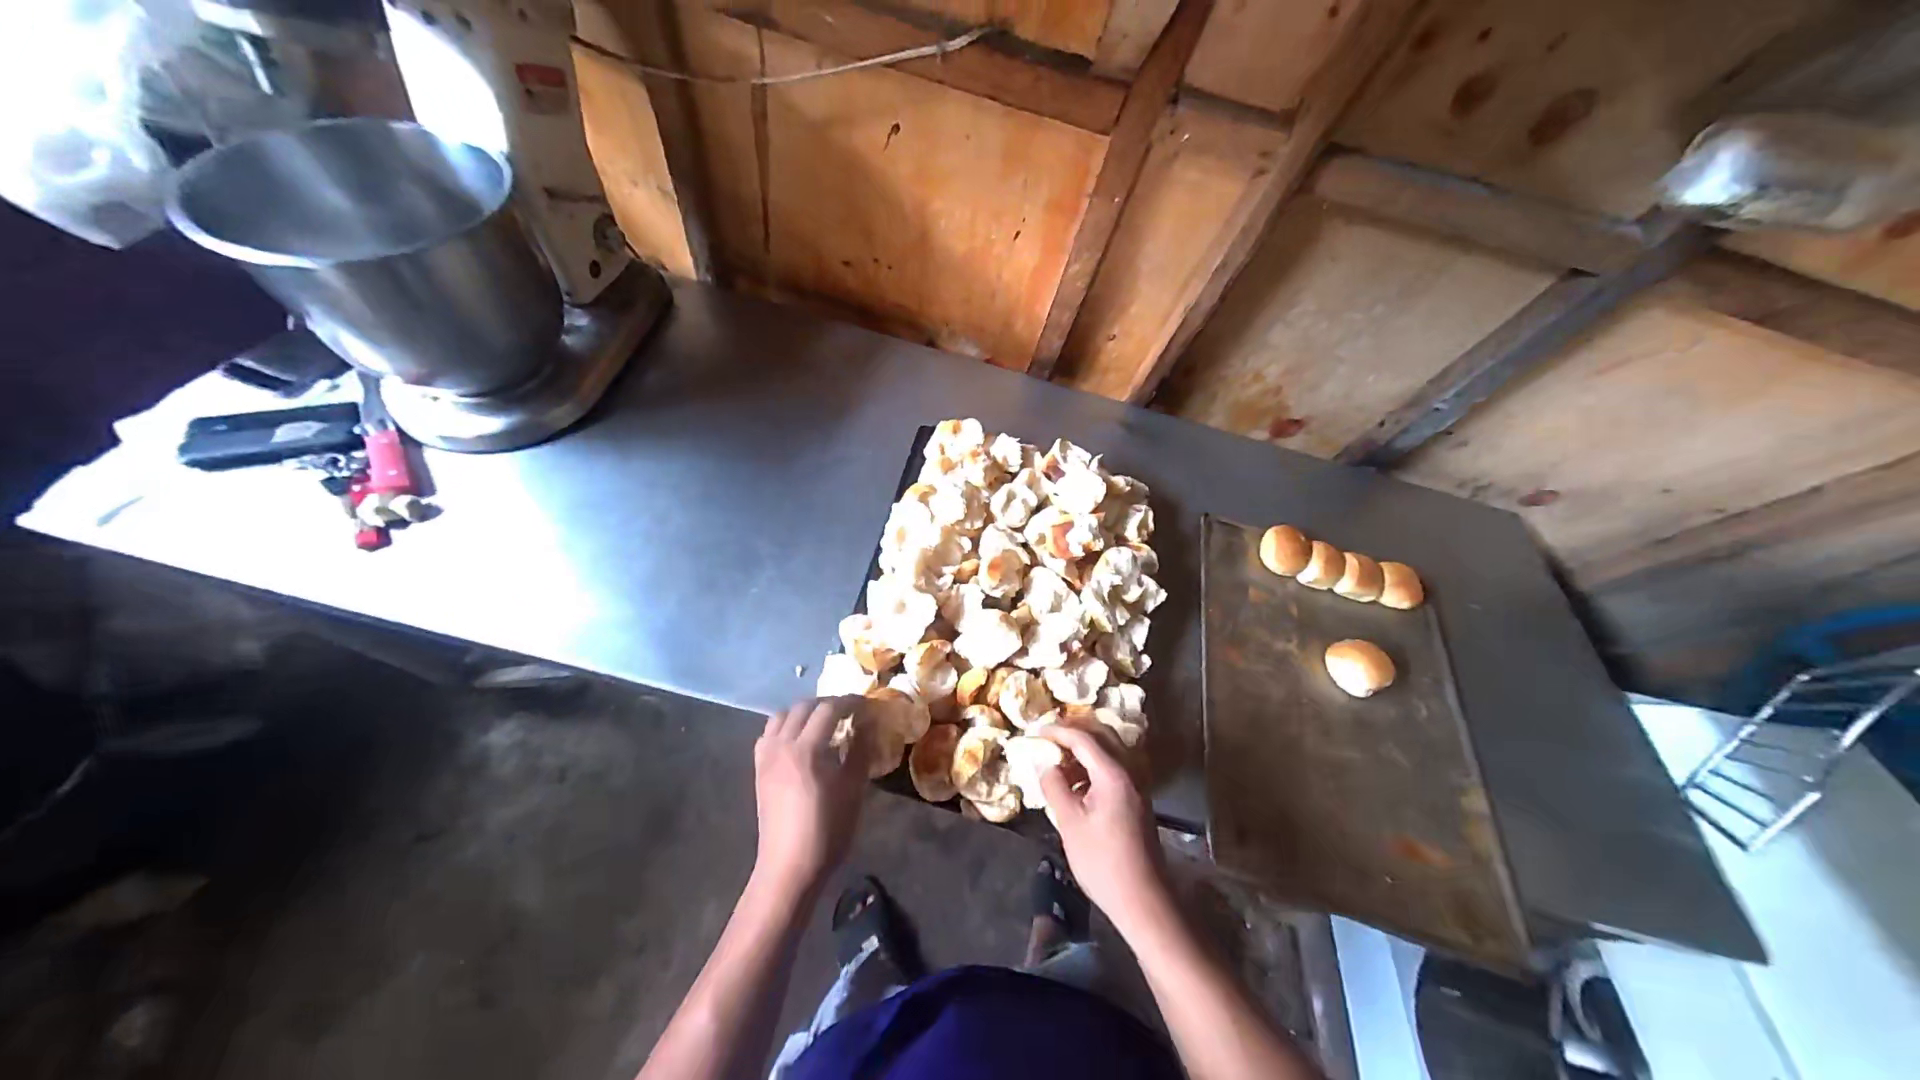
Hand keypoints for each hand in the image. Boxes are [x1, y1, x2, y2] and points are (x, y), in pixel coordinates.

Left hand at [751, 698, 869, 899]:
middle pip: (803, 707)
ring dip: (804, 712)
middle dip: (828, 704)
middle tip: (849, 713)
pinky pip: (769, 734)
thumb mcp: (853, 789)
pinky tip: (800, 742)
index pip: (829, 709)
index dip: (850, 702)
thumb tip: (868, 723)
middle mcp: (782, 745)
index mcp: (807, 748)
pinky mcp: (758, 770)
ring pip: (782, 716)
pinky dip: (786, 727)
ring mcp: (766, 756)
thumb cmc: (827, 830)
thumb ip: (860, 750)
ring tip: (823, 724)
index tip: (867, 705)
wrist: (789, 866)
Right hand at [1037, 724, 1172, 934]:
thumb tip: (1046, 765)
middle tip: (1048, 737)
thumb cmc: (1102, 861)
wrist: (1142, 899)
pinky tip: (1076, 784)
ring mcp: (1136, 787)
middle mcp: (1130, 772)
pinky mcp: (1137, 801)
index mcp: (1113, 774)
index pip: (1084, 738)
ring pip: (1110, 752)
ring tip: (1058, 760)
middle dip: (1074, 732)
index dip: (1058, 731)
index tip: (1035, 732)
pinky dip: (1094, 766)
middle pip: (1102, 737)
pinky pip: (1114, 769)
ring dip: (1085, 749)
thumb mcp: (1069, 823)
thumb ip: (1055, 787)